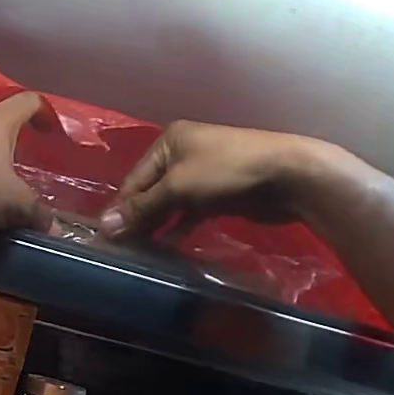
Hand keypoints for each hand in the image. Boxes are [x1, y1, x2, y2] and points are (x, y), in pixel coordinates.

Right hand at [99, 121, 360, 237]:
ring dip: (155, 225)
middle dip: (136, 217)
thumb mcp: (178, 186)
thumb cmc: (227, 171)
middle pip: (149, 190)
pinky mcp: (218, 196)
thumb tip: (105, 227)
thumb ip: (142, 208)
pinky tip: (166, 248)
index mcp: (168, 142)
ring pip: (169, 203)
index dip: (120, 207)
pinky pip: (188, 213)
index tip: (106, 237)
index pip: (133, 178)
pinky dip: (177, 228)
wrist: (288, 176)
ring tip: (138, 252)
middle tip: (120, 248)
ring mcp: (201, 175)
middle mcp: (182, 155)